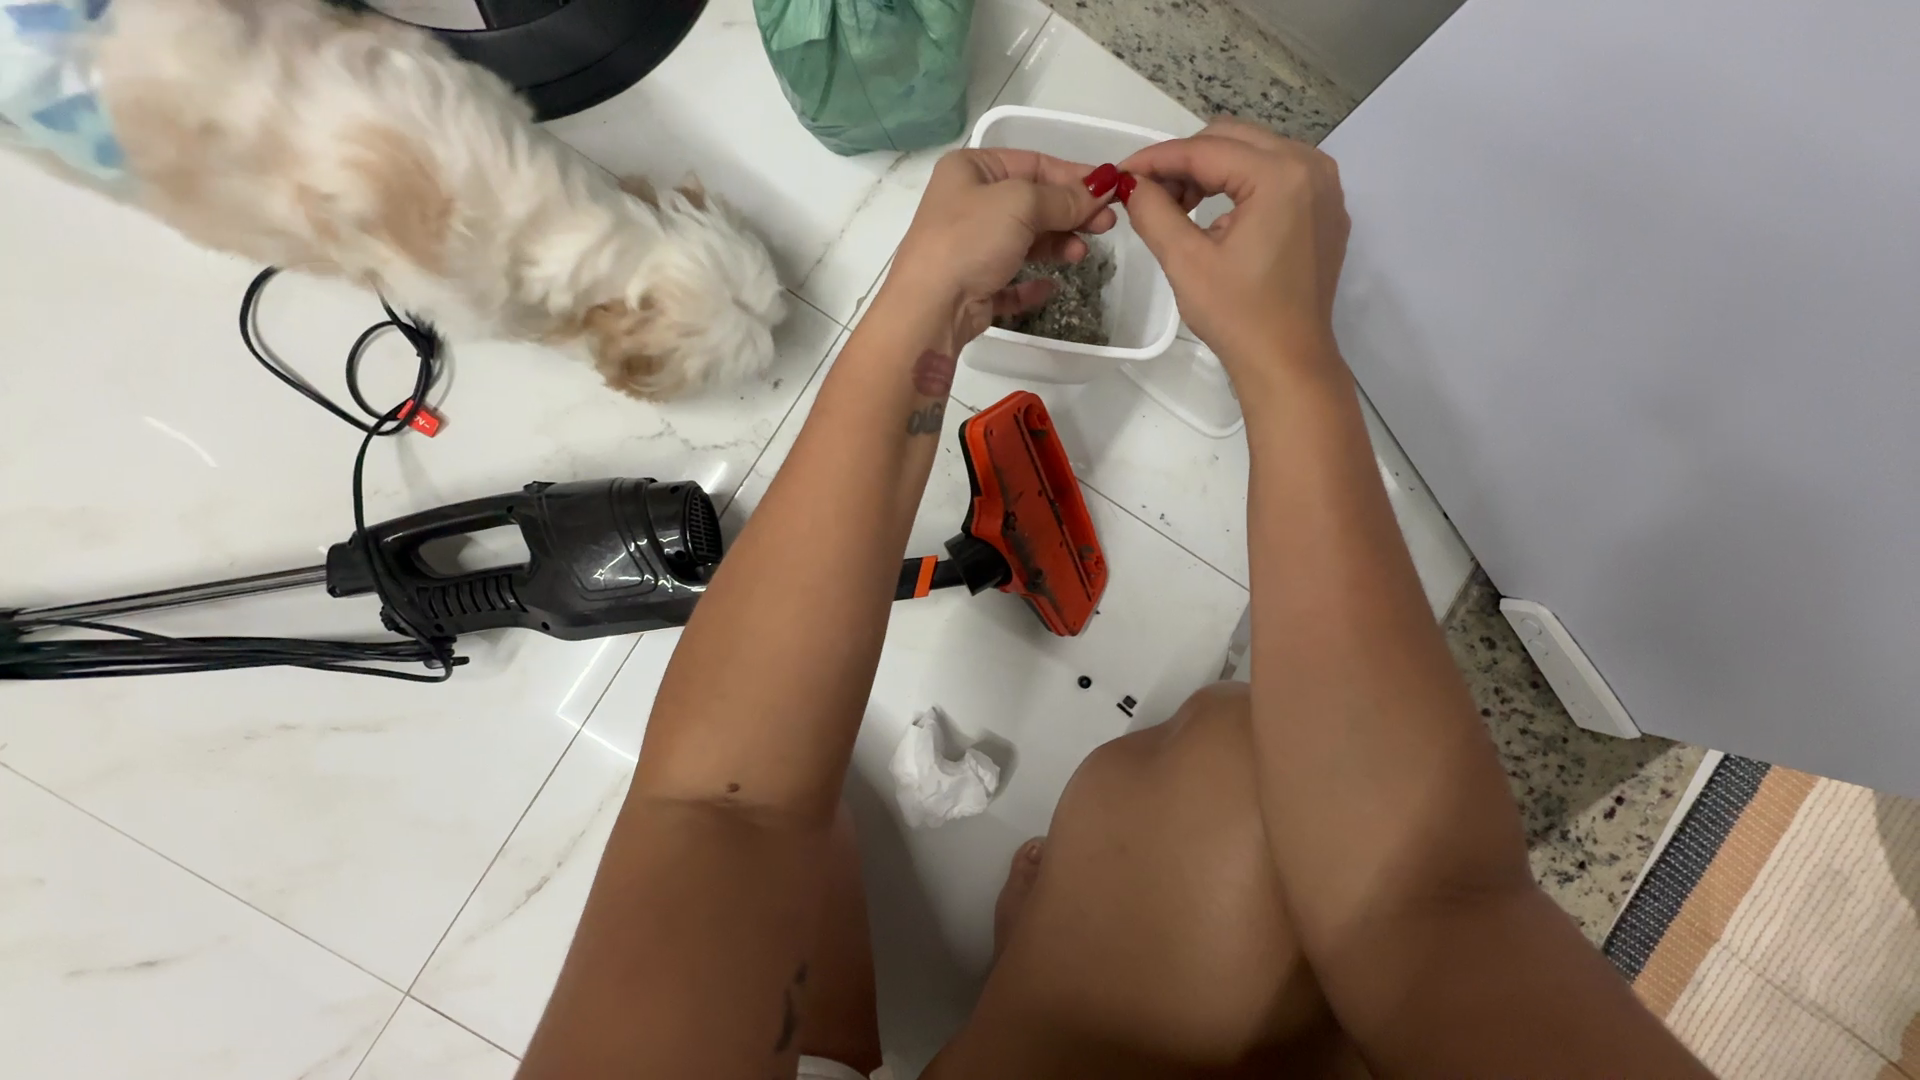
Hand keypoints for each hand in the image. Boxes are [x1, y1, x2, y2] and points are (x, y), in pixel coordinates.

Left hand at [889, 148, 1118, 343]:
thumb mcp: (1021, 205)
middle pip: (1031, 203)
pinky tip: (1049, 286)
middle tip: (1106, 225)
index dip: (1073, 176)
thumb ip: (1063, 198)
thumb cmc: (970, 240)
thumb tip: (1102, 188)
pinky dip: (1031, 284)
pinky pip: (1008, 282)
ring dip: (1056, 246)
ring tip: (1080, 255)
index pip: (1032, 164)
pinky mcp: (973, 288)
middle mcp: (967, 204)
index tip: (1110, 190)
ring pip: (1023, 242)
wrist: (930, 307)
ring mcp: (968, 248)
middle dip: (1070, 214)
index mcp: (970, 170)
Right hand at [1120, 118, 1350, 378]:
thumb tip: (1130, 184)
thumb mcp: (1185, 262)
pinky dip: (1240, 188)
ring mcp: (1325, 188)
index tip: (1121, 173)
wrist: (1288, 362)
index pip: (1206, 149)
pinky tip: (1216, 222)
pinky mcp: (1325, 212)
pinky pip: (1277, 179)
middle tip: (1149, 195)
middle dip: (1185, 161)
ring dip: (1212, 172)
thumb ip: (1154, 212)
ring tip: (1179, 209)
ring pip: (1255, 155)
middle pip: (1233, 140)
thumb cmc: (1238, 316)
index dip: (1157, 158)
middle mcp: (1311, 167)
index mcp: (1280, 175)